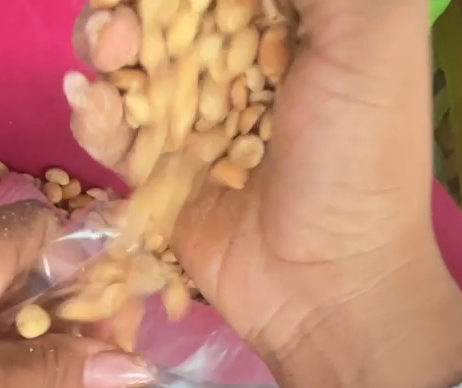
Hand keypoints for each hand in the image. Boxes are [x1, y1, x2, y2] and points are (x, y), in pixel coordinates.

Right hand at [69, 0, 452, 376]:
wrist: (326, 285)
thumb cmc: (359, 161)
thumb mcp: (370, 35)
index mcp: (293, 20)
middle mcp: (236, 62)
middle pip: (166, 10)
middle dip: (138, 3)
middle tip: (130, 19)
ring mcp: (192, 121)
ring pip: (128, 59)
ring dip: (104, 41)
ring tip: (107, 53)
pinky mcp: (158, 177)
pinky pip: (113, 134)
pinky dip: (94, 114)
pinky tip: (90, 105)